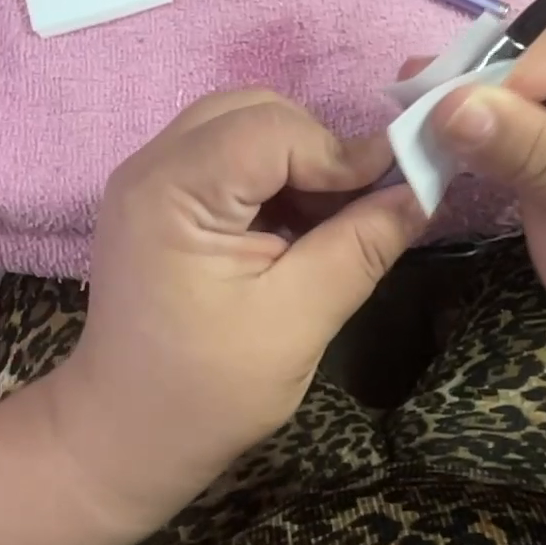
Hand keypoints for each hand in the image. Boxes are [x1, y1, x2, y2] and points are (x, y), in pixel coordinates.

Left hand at [48, 91, 425, 532]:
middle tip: (355, 206)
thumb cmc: (205, 391)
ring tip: (324, 220)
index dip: (335, 151)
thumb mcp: (296, 323)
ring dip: (295, 159)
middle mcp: (150, 164)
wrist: (125, 432)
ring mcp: (148, 175)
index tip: (388, 188)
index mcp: (170, 191)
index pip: (268, 129)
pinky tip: (290, 224)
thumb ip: (360, 247)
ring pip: (241, 124)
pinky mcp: (157, 194)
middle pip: (252, 112)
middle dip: (315, 149)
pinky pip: (224, 153)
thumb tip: (420, 190)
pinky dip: (269, 174)